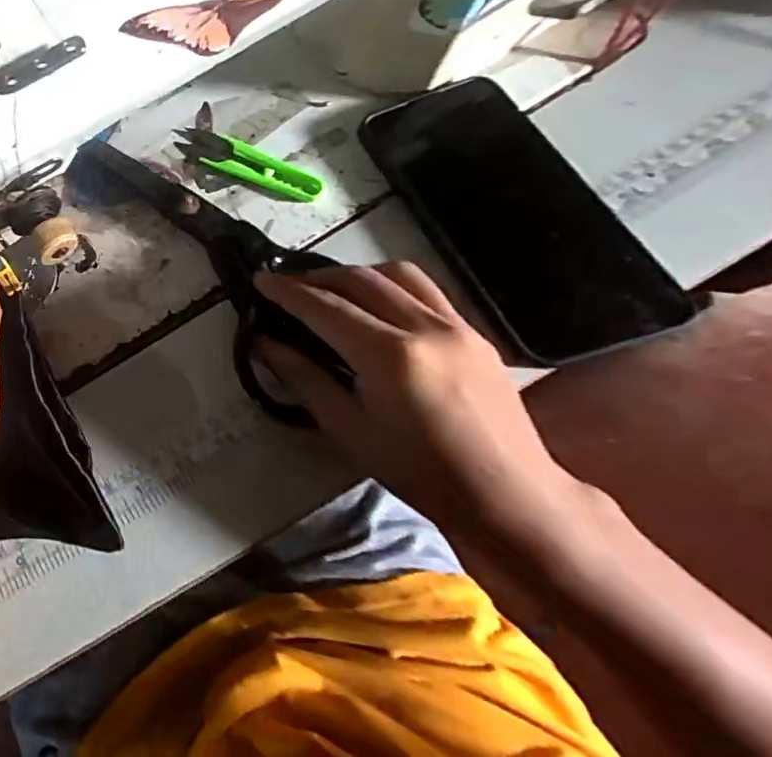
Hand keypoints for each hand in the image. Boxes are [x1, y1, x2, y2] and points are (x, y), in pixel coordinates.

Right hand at [255, 263, 580, 531]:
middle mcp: (424, 327)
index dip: (288, 292)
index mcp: (390, 356)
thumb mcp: (351, 431)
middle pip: (360, 280)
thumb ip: (305, 380)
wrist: (509, 497)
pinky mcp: (476, 333)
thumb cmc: (421, 475)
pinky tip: (380, 305)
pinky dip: (393, 285)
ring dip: (357, 273)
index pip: (327, 308)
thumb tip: (264, 345)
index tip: (262, 280)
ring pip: (398, 274)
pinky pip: (428, 290)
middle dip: (317, 277)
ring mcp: (456, 325)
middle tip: (288, 285)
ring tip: (333, 288)